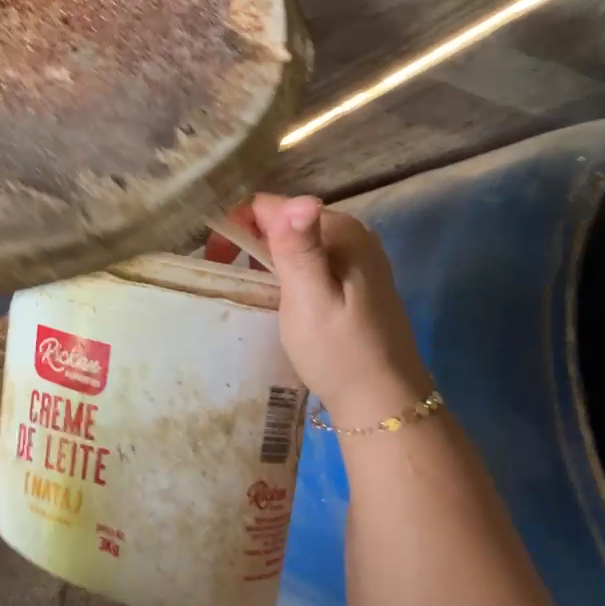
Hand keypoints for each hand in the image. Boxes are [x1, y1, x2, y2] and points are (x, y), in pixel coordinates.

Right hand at [237, 194, 432, 426]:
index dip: (236, 227)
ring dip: (264, 258)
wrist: (386, 406)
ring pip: (292, 240)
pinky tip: (279, 297)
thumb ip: (300, 248)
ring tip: (252, 290)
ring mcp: (356, 257)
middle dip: (248, 242)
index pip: (270, 205)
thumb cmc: (340, 353)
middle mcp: (352, 234)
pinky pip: (308, 259)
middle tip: (232, 279)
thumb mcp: (311, 300)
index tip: (219, 261)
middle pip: (281, 219)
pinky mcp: (356, 278)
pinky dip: (285, 271)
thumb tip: (299, 199)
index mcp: (341, 231)